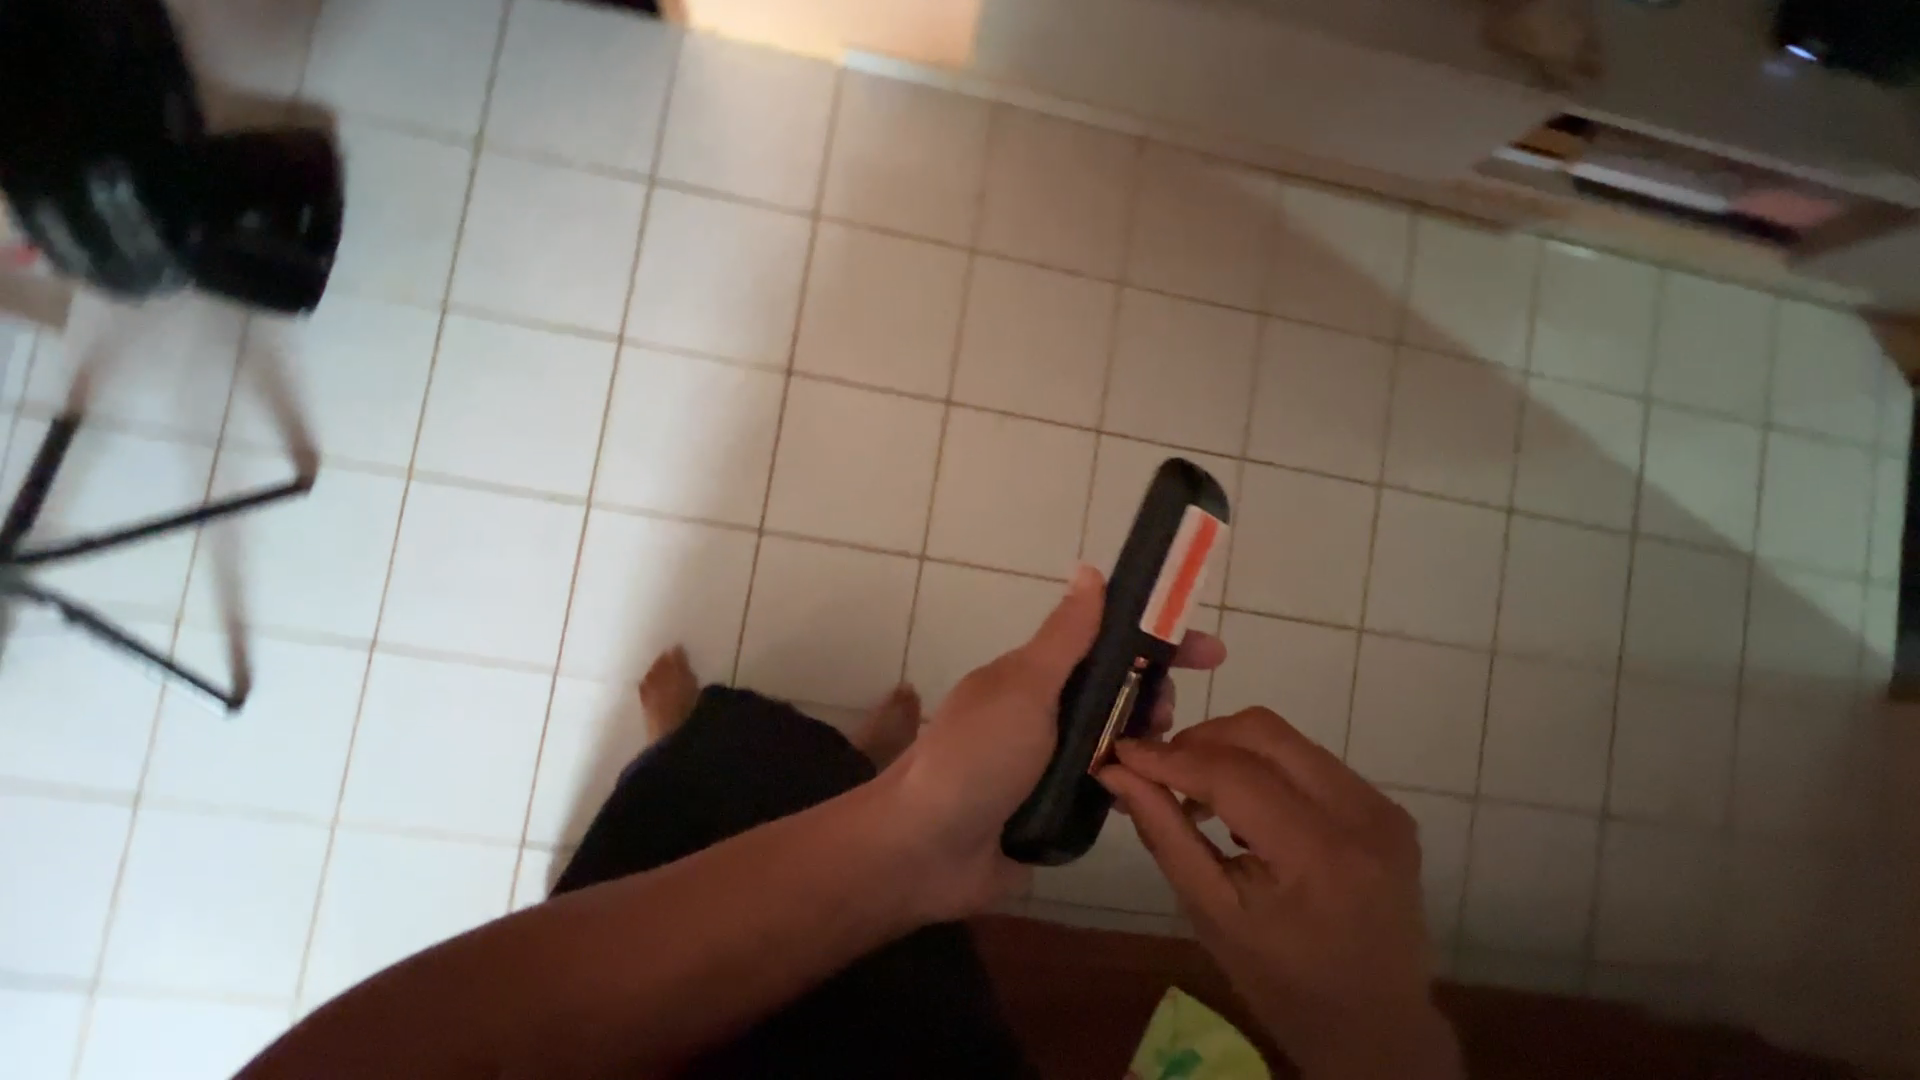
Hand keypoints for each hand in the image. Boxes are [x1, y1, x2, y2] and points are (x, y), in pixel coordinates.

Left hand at [880, 564, 1225, 919]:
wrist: (926, 851)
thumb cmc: (976, 757)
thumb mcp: (1024, 688)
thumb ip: (1065, 637)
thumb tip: (1089, 570)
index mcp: (1036, 678)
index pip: (1107, 645)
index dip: (1158, 642)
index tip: (1210, 653)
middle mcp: (1047, 715)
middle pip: (1121, 695)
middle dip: (1154, 699)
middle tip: (1163, 720)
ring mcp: (1053, 765)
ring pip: (1120, 744)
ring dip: (1147, 747)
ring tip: (1157, 763)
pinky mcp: (1058, 811)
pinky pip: (1110, 792)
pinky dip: (1133, 789)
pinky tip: (1151, 799)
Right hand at [1099, 709, 1461, 1079]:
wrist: (1376, 1027)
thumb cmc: (1281, 982)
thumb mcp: (1210, 912)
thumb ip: (1164, 832)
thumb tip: (1116, 772)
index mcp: (1318, 854)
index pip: (1231, 775)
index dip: (1169, 757)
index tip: (1120, 751)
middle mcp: (1360, 815)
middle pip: (1262, 733)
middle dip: (1198, 740)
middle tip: (1158, 770)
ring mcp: (1379, 806)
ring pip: (1284, 738)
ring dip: (1228, 749)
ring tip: (1196, 791)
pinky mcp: (1384, 807)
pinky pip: (1307, 759)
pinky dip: (1262, 766)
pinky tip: (1242, 807)